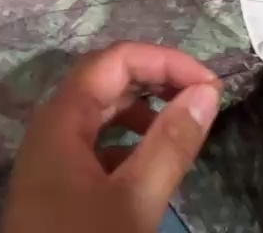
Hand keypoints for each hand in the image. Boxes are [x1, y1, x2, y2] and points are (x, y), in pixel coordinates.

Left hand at [3, 42, 222, 232]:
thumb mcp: (134, 202)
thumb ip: (170, 143)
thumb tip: (206, 91)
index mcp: (61, 118)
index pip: (115, 60)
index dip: (164, 60)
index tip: (210, 84)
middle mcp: (52, 128)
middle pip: (106, 80)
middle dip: (156, 80)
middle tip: (203, 98)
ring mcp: (52, 160)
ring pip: (101, 114)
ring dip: (143, 111)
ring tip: (182, 128)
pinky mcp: (58, 190)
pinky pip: (97, 146)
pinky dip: (129, 143)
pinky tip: (153, 164)